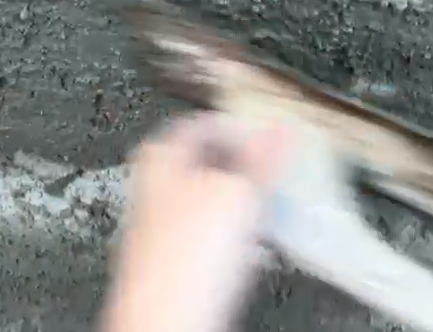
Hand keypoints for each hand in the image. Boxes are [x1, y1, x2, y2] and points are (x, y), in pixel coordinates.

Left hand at [99, 112, 290, 331]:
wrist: (163, 326)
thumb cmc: (179, 263)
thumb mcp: (237, 194)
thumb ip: (262, 158)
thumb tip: (279, 129)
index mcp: (160, 152)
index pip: (207, 121)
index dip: (241, 128)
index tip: (268, 138)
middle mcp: (153, 181)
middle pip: (208, 159)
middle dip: (243, 166)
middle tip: (271, 173)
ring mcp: (160, 221)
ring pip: (210, 195)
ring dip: (241, 200)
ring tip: (266, 209)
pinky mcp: (170, 256)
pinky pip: (208, 231)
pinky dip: (231, 231)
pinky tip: (249, 246)